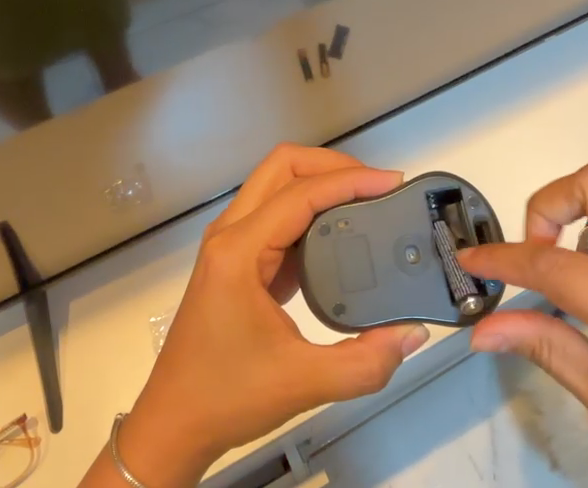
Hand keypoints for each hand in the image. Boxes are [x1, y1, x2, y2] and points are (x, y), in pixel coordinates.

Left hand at [86, 145, 428, 487]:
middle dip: (332, 164)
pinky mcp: (236, 259)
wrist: (174, 422)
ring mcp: (229, 244)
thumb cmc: (228, 398)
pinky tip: (341, 234)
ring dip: (319, 182)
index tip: (393, 183)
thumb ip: (366, 362)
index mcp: (239, 251)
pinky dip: (309, 209)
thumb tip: (413, 333)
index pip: (300, 193)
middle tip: (377, 186)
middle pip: (282, 166)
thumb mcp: (303, 383)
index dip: (349, 181)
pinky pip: (274, 214)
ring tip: (366, 202)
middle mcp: (230, 234)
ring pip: (276, 184)